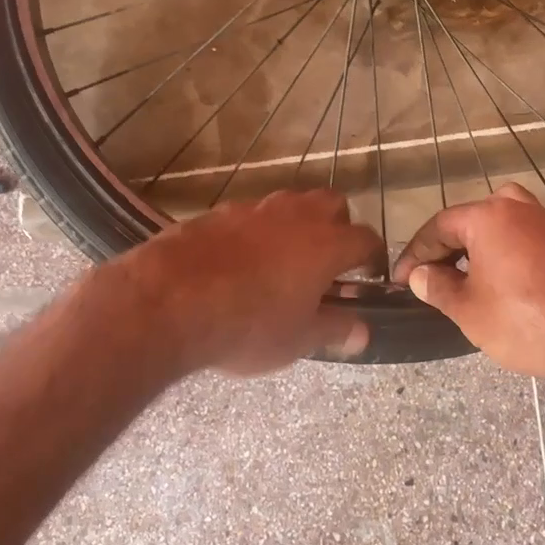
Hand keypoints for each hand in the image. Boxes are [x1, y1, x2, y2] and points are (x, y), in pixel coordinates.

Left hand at [130, 189, 380, 374]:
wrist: (171, 298)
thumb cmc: (248, 324)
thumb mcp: (298, 339)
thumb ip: (335, 330)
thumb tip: (362, 330)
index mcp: (328, 243)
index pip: (367, 239)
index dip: (373, 257)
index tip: (368, 276)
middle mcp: (298, 215)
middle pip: (333, 204)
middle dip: (338, 227)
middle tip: (326, 263)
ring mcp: (257, 208)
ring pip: (291, 204)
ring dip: (297, 226)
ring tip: (283, 262)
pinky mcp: (221, 212)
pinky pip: (253, 215)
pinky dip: (257, 232)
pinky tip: (241, 263)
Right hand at [392, 183, 544, 382]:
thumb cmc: (521, 320)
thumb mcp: (468, 309)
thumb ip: (437, 287)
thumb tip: (421, 275)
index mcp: (488, 215)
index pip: (439, 226)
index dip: (416, 252)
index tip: (402, 278)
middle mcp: (516, 207)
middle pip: (469, 219)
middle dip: (445, 247)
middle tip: (428, 278)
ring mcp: (544, 222)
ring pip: (497, 224)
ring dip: (474, 247)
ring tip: (460, 278)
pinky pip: (520, 236)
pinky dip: (501, 251)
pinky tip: (495, 280)